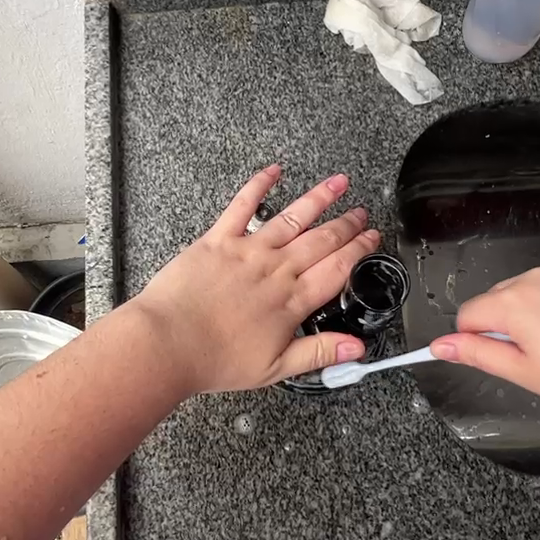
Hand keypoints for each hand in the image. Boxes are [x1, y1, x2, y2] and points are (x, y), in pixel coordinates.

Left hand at [122, 165, 381, 394]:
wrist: (168, 344)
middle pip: (322, 240)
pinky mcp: (219, 240)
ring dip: (319, 198)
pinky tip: (273, 171)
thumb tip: (355, 350)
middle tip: (362, 212)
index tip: (372, 239)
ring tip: (339, 182)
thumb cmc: (214, 360)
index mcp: (291, 301)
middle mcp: (275, 270)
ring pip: (293, 217)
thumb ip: (318, 353)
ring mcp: (248, 251)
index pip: (337, 270)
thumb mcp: (275, 369)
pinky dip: (259, 185)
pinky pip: (243, 205)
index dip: (359, 251)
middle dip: (347, 224)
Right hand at [429, 266, 539, 445]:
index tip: (500, 357)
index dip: (476, 339)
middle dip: (507, 322)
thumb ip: (476, 353)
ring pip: (534, 290)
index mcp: (513, 301)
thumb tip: (439, 345)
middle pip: (500, 297)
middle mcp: (538, 277)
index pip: (469, 314)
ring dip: (537, 311)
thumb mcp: (522, 372)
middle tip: (535, 356)